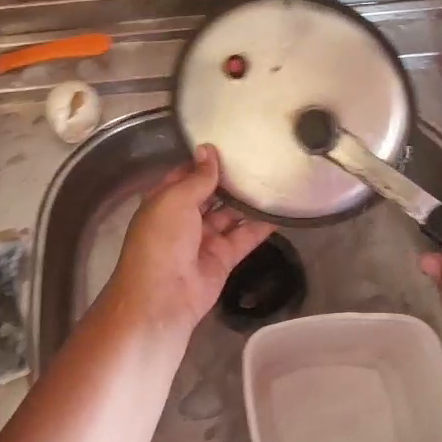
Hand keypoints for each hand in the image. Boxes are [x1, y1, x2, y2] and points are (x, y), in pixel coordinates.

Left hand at [104, 145, 275, 335]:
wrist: (162, 299)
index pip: (185, 175)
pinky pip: (243, 238)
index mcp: (163, 201)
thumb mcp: (175, 201)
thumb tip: (208, 149)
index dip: (204, 161)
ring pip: (228, 215)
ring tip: (273, 179)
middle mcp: (182, 219)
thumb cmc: (161, 241)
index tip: (230, 142)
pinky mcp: (222, 259)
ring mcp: (203, 240)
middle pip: (208, 194)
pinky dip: (260, 226)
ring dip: (246, 201)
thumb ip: (197, 178)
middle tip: (258, 158)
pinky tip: (280, 211)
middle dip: (228, 179)